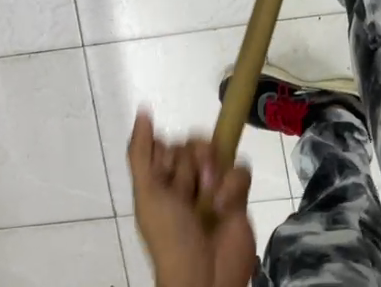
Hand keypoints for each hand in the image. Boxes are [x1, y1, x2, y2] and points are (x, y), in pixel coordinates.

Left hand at [129, 113, 257, 286]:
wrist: (205, 276)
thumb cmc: (170, 235)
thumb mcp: (147, 194)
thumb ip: (140, 152)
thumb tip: (143, 109)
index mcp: (162, 180)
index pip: (169, 143)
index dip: (170, 155)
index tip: (166, 174)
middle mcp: (187, 179)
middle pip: (193, 144)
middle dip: (192, 165)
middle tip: (188, 190)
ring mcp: (213, 184)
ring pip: (218, 151)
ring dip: (213, 174)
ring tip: (209, 199)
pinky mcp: (238, 194)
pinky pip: (241, 169)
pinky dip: (232, 186)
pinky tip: (224, 207)